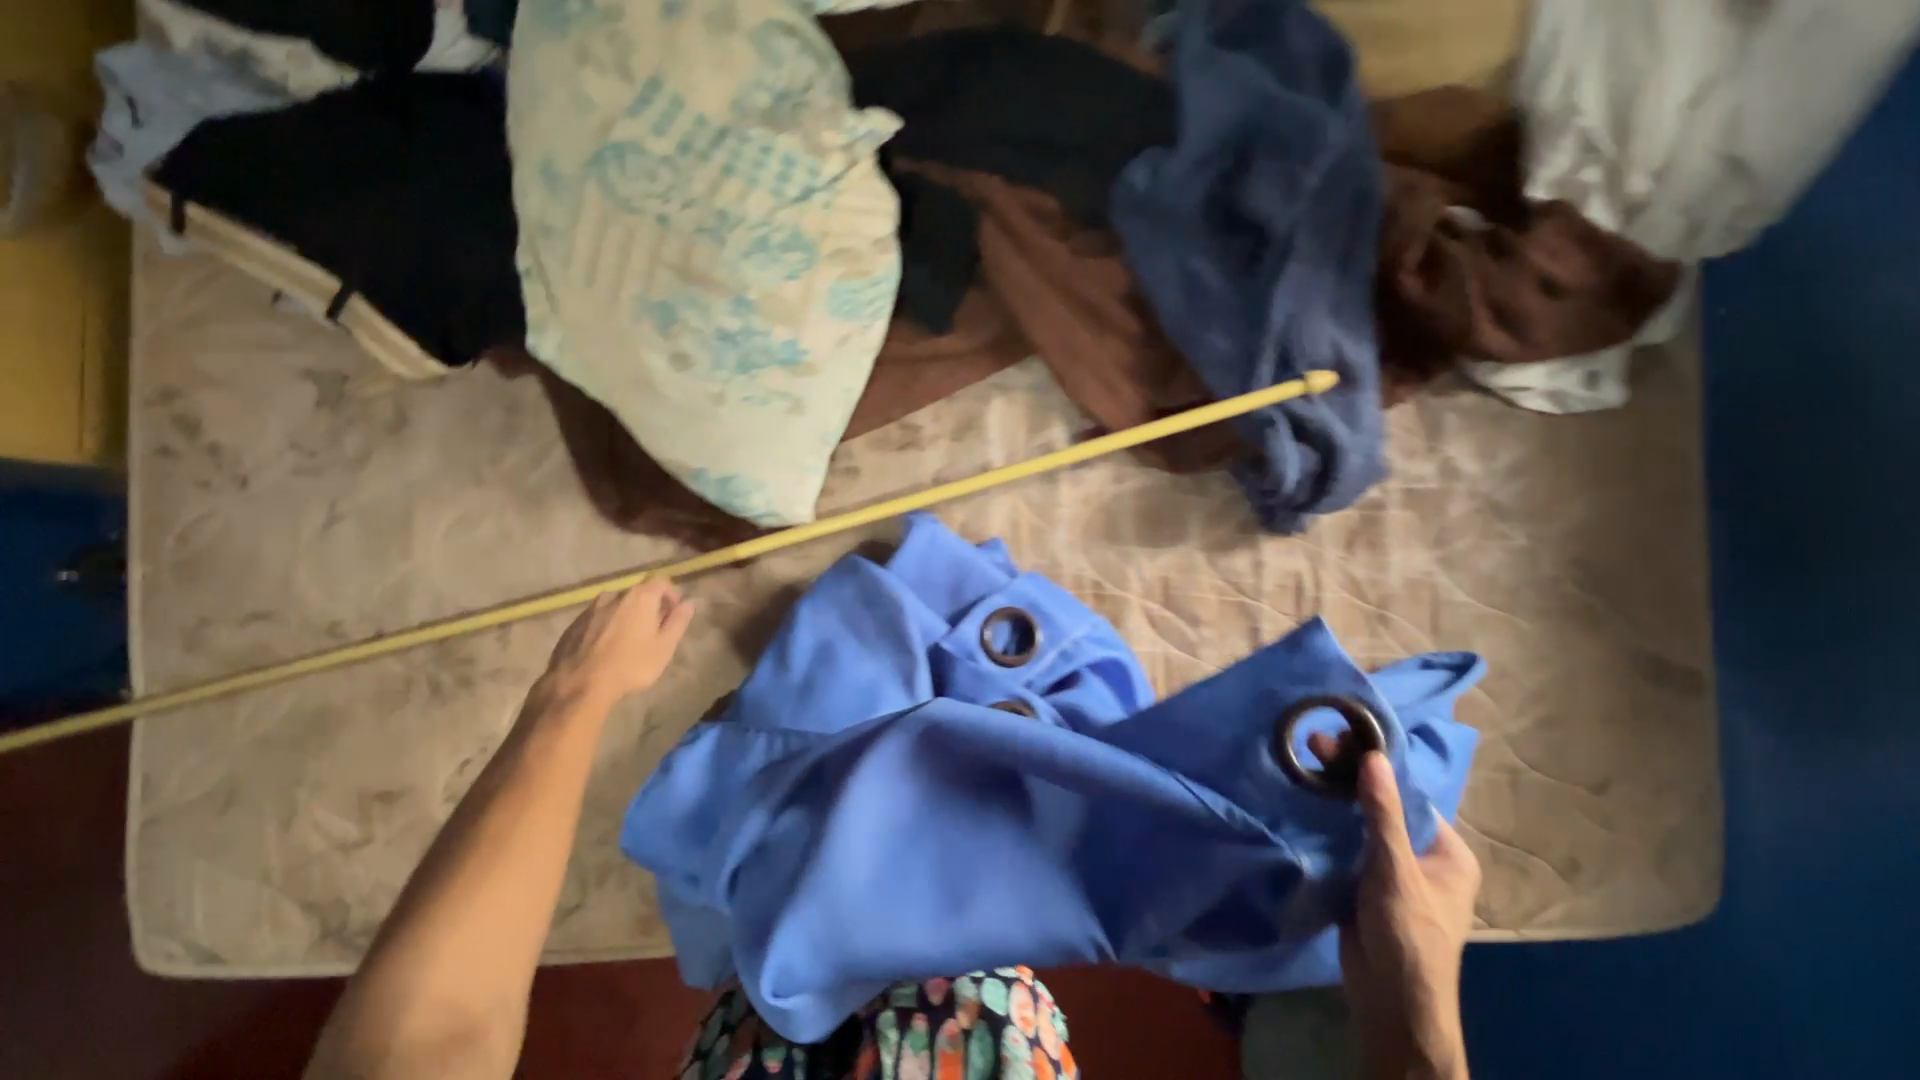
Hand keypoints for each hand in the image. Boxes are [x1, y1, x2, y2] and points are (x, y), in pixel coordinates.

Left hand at [535, 580, 695, 712]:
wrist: (578, 684)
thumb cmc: (631, 665)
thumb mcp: (664, 647)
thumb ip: (678, 621)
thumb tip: (689, 603)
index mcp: (640, 597)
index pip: (661, 581)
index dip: (671, 594)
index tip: (674, 613)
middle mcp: (614, 595)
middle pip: (637, 593)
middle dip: (649, 607)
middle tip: (654, 631)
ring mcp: (590, 609)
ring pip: (615, 605)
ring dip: (625, 616)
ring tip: (628, 640)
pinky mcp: (574, 624)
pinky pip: (597, 618)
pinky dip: (606, 626)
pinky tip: (605, 649)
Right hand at [1327, 749, 1479, 1079]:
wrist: (1390, 1002)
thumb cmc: (1409, 935)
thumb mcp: (1396, 870)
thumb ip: (1382, 814)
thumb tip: (1373, 756)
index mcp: (1449, 853)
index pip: (1409, 796)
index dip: (1374, 768)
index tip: (1338, 741)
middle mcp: (1424, 859)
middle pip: (1384, 809)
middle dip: (1350, 782)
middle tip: (1312, 748)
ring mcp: (1393, 874)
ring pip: (1362, 828)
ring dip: (1335, 805)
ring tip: (1301, 769)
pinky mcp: (1364, 888)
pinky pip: (1347, 849)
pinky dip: (1327, 830)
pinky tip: (1301, 807)